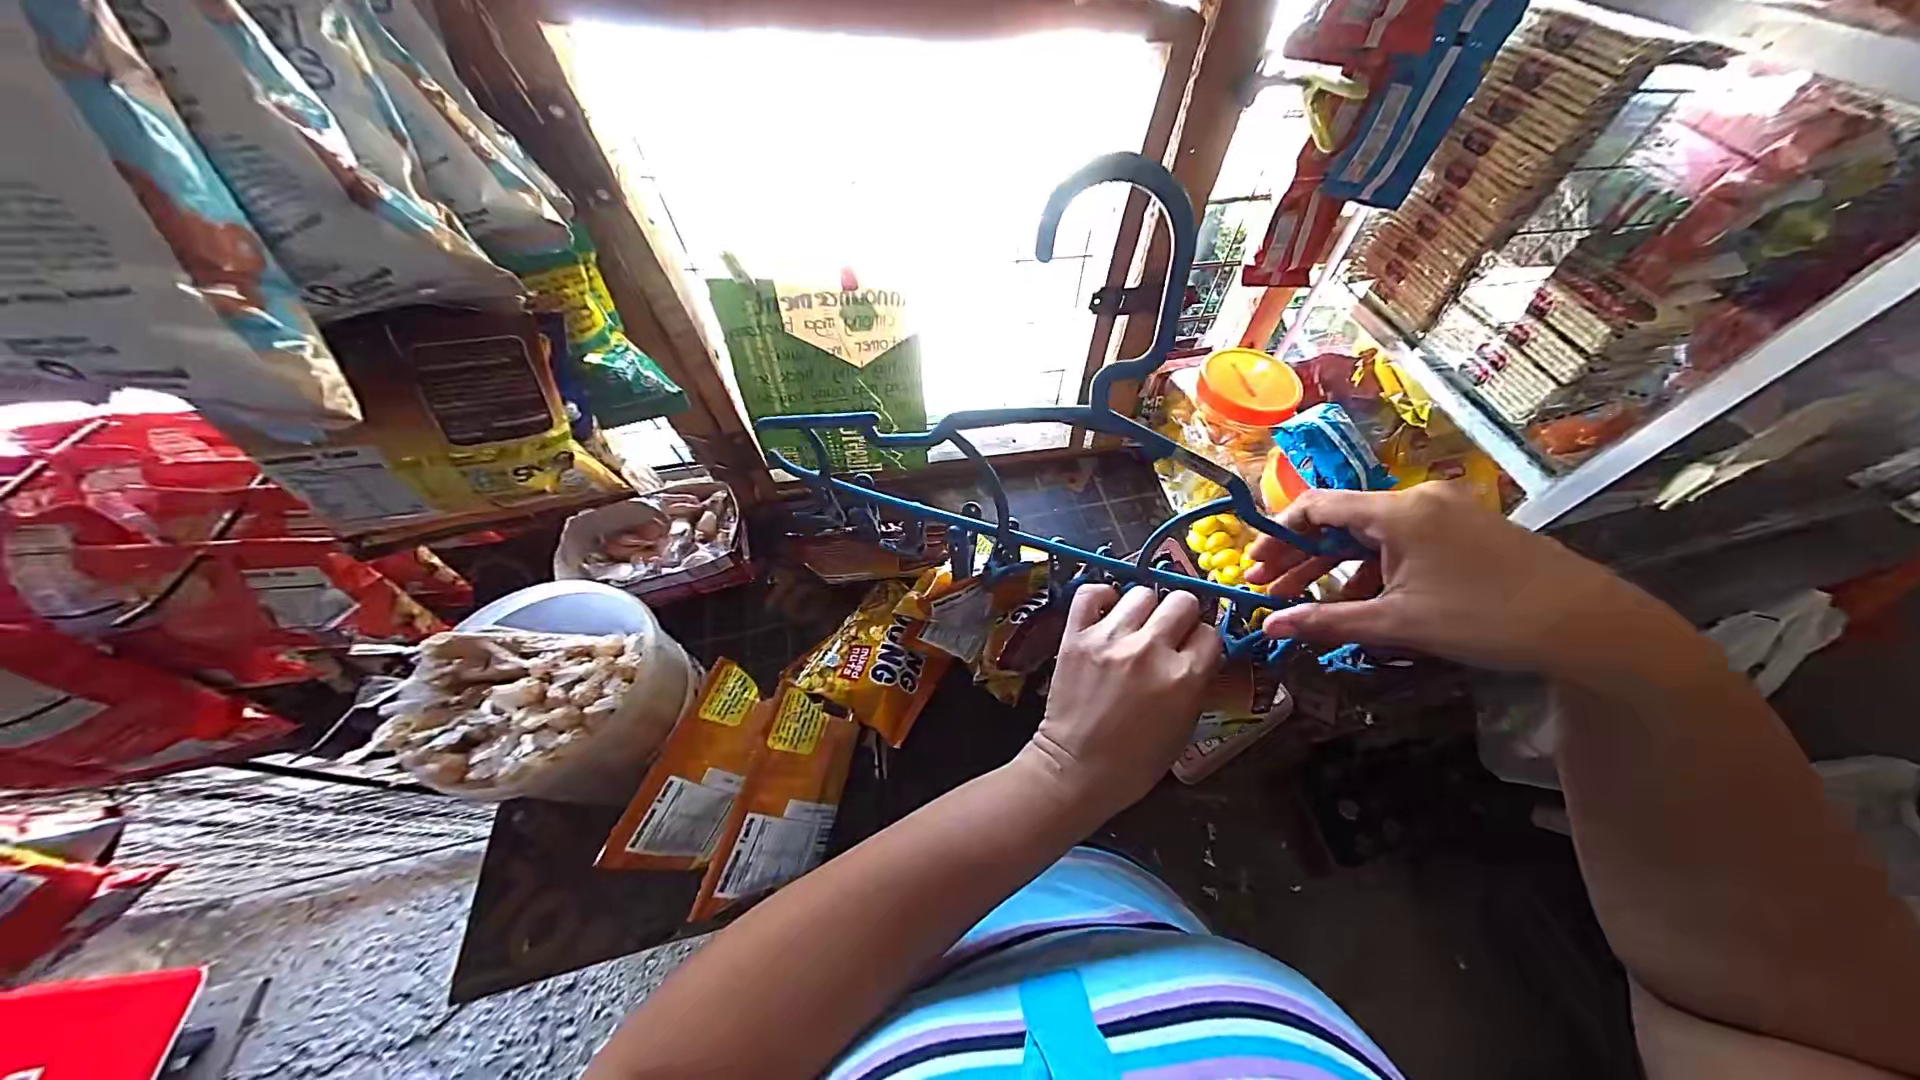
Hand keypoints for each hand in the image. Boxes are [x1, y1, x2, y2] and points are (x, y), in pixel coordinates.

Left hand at [1019, 584, 1222, 813]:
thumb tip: (1198, 651)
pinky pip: (1091, 593)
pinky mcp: (1076, 636)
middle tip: (1170, 633)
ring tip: (1136, 627)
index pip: (1210, 632)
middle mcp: (1149, 650)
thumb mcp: (1184, 725)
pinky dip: (1102, 597)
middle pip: (1181, 601)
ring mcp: (1109, 640)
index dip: (1204, 640)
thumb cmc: (1135, 760)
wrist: (1077, 768)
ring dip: (1144, 609)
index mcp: (1183, 677)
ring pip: (1141, 593)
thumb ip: (1196, 682)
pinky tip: (1107, 612)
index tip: (1194, 648)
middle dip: (1182, 616)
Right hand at [1245, 483, 1689, 681]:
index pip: (1315, 507)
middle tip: (1265, 588)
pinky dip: (1370, 571)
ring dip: (1332, 569)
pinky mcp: (1463, 532)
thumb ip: (1326, 621)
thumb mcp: (1397, 623)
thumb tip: (1269, 628)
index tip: (1253, 565)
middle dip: (1297, 558)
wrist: (1594, 628)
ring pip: (1367, 537)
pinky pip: (1399, 545)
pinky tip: (1356, 602)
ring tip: (1301, 601)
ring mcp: (1443, 514)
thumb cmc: (1485, 618)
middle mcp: (1416, 501)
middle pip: (1337, 523)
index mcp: (1397, 510)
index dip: (1277, 535)